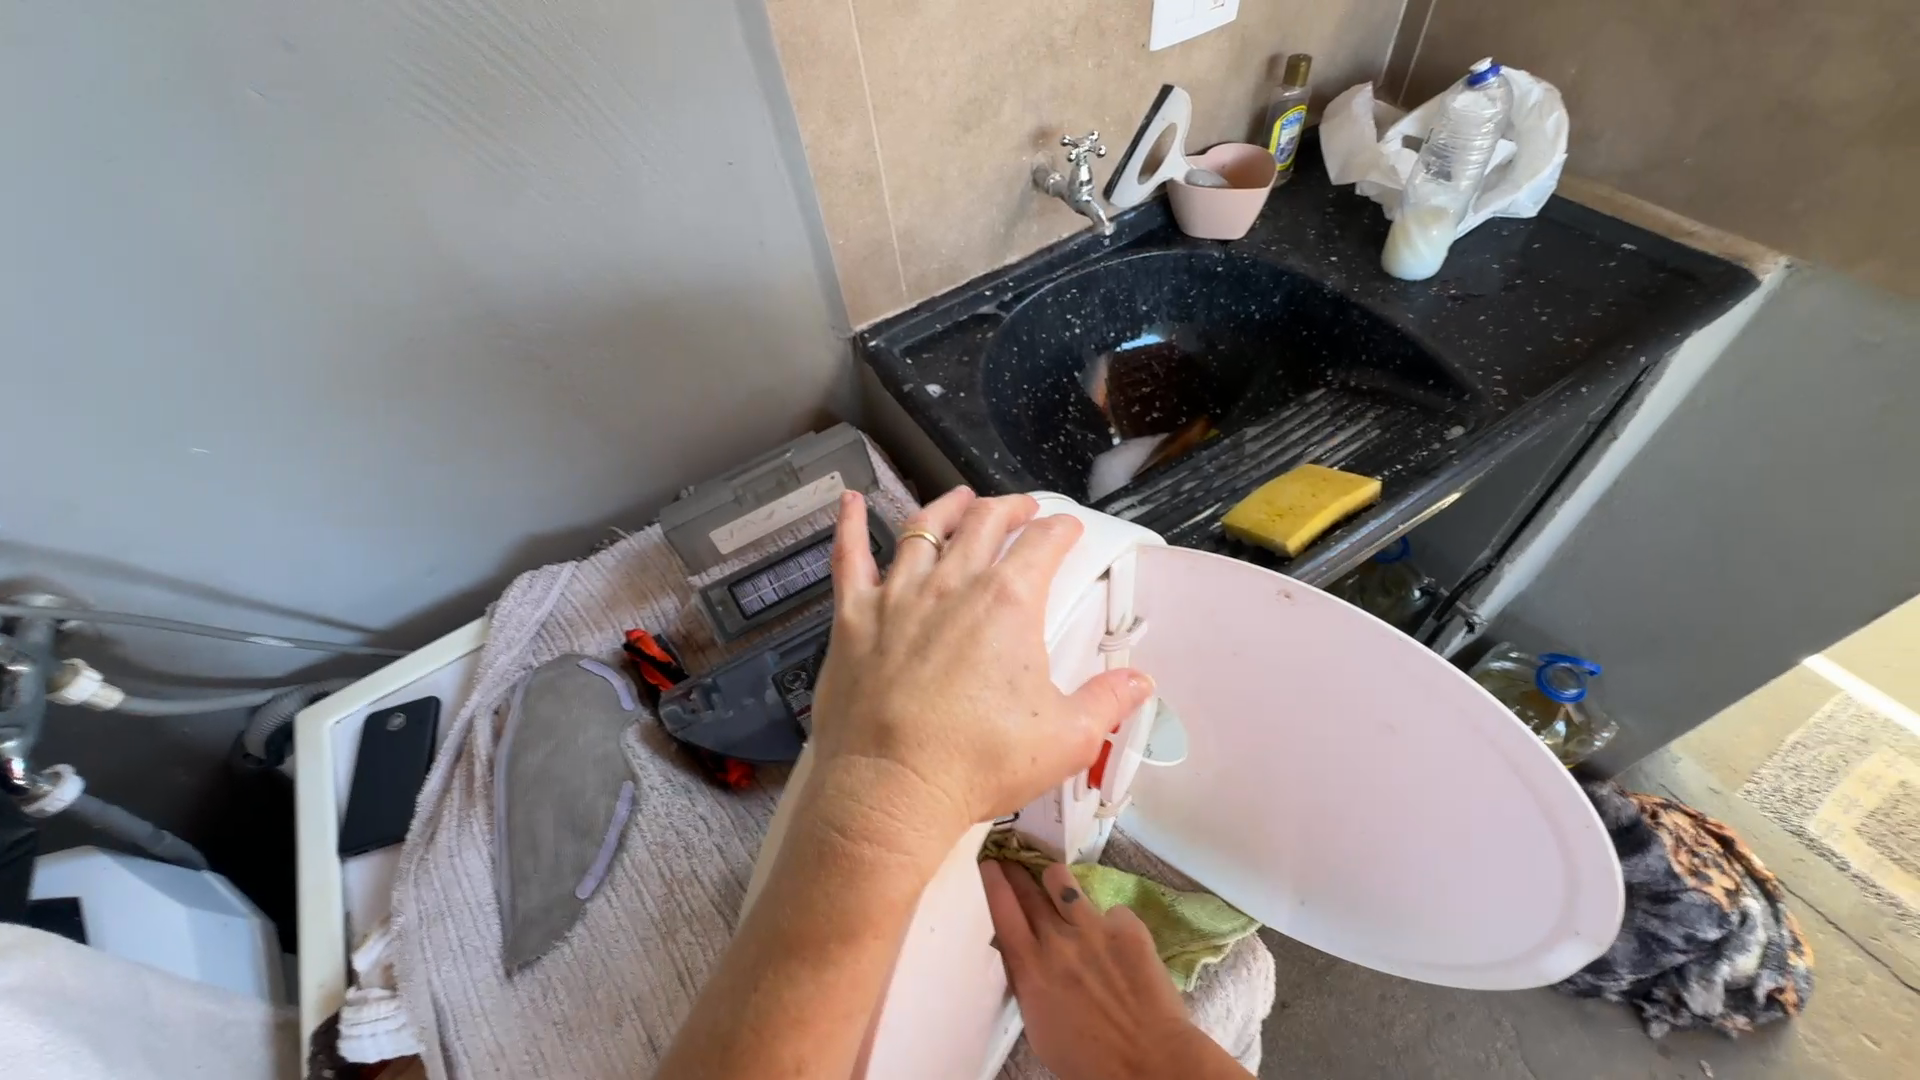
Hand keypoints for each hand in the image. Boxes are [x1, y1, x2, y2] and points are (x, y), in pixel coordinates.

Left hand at [805, 487, 1153, 857]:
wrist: (892, 788)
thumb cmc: (978, 762)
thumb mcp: (1065, 737)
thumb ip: (1108, 702)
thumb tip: (1140, 682)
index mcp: (1007, 602)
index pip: (1043, 544)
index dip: (1061, 529)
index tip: (1069, 529)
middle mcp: (952, 584)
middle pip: (984, 522)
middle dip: (1010, 508)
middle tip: (1022, 510)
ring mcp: (898, 595)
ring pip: (923, 528)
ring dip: (947, 507)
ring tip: (961, 499)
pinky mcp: (854, 616)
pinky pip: (849, 556)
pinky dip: (851, 524)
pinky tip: (852, 501)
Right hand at [982, 860, 1236, 1079]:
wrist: (1150, 1064)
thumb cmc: (1088, 1059)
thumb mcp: (1039, 1026)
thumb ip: (1027, 982)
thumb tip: (1023, 954)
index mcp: (1031, 968)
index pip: (1002, 909)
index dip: (993, 881)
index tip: (989, 862)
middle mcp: (1056, 939)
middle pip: (1028, 890)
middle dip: (1017, 871)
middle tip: (1012, 859)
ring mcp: (1092, 927)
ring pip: (1062, 880)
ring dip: (1057, 882)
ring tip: (1060, 887)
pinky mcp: (1126, 925)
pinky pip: (1110, 909)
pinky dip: (1109, 921)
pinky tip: (1116, 941)